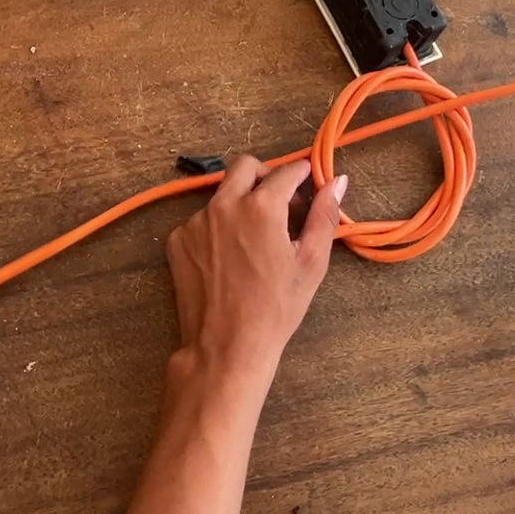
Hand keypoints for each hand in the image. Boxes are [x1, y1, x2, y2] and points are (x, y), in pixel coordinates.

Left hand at [165, 157, 346, 378]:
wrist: (226, 347)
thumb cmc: (276, 308)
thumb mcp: (310, 263)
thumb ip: (324, 216)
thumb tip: (337, 181)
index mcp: (261, 207)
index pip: (285, 172)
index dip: (301, 173)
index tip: (307, 180)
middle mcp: (224, 205)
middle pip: (245, 166)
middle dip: (264, 175)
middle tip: (278, 200)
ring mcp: (195, 222)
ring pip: (221, 195)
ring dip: (239, 204)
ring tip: (252, 239)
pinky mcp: (177, 240)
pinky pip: (200, 221)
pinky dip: (216, 229)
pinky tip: (227, 258)